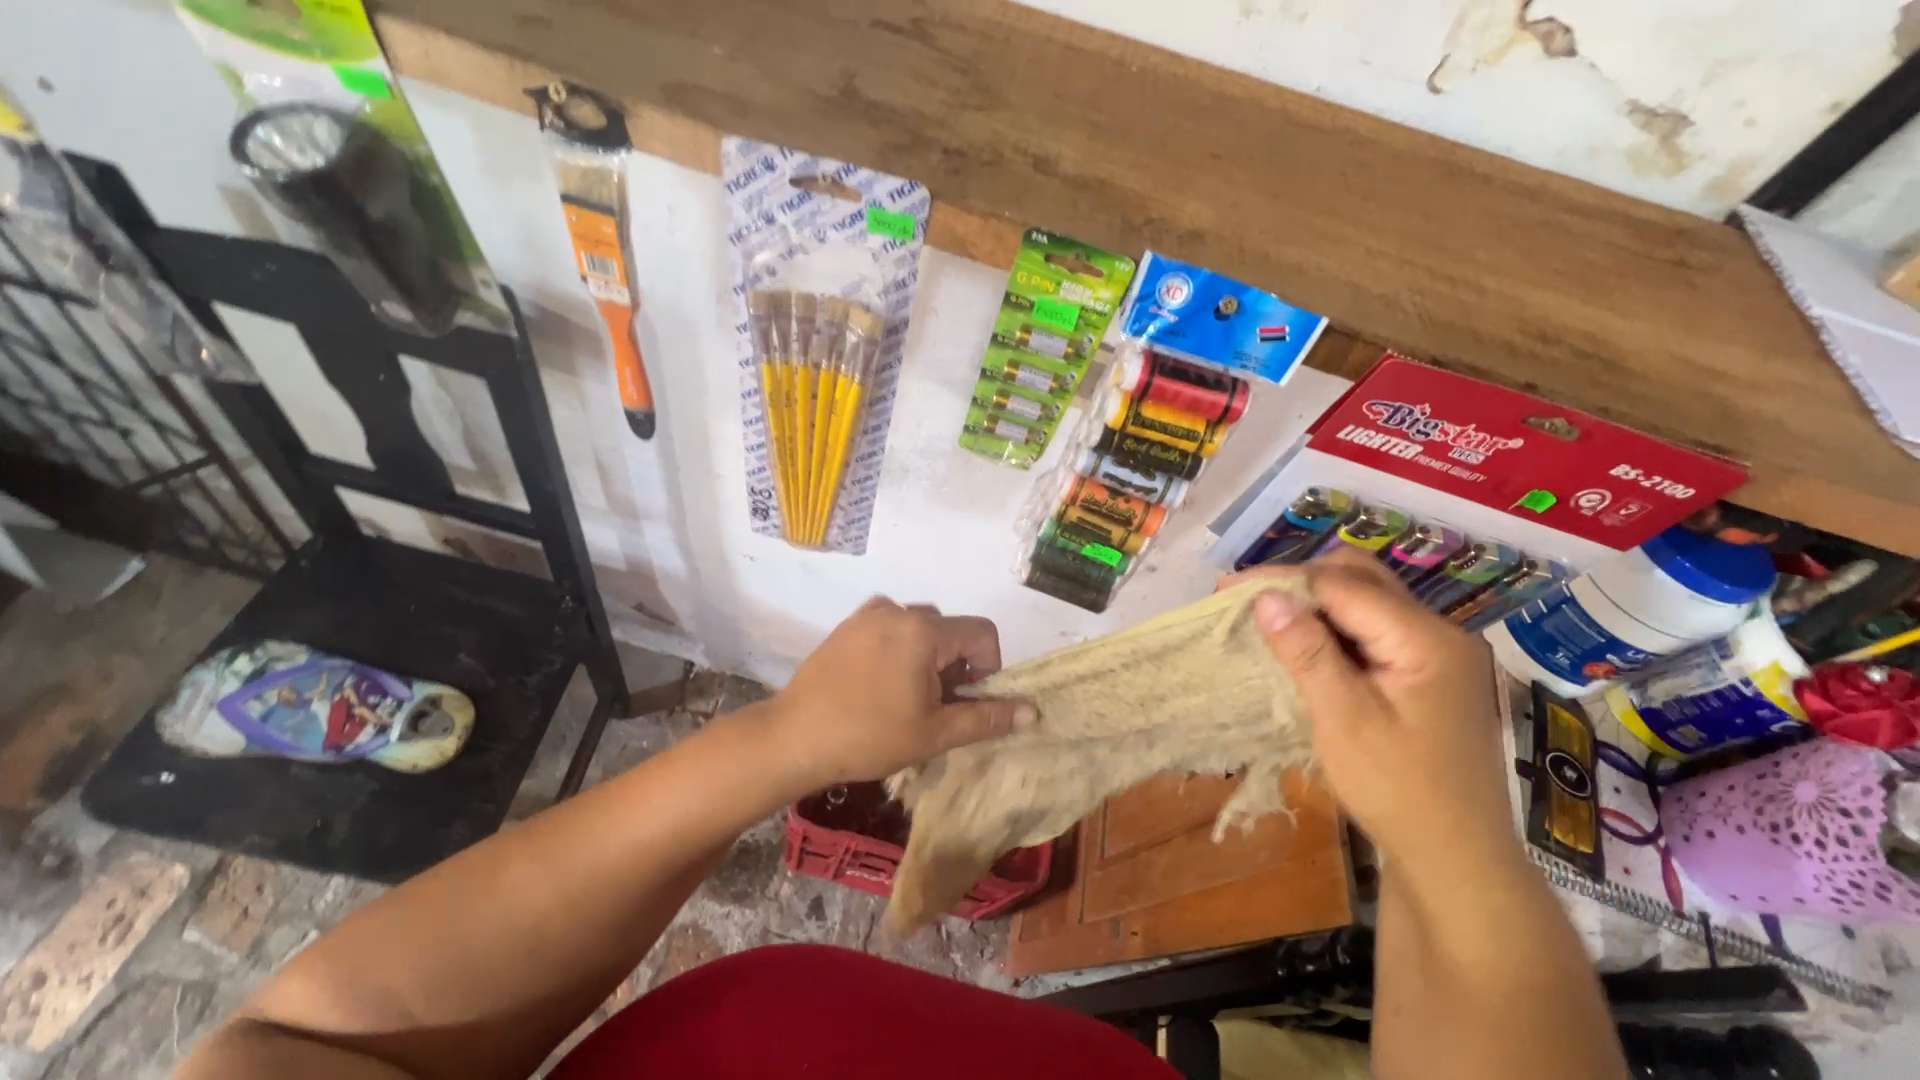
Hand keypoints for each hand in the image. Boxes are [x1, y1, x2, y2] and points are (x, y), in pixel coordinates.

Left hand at [769, 598, 1035, 788]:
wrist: (795, 739)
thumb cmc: (870, 737)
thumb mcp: (935, 733)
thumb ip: (987, 717)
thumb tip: (1033, 711)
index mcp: (924, 631)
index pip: (982, 633)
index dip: (987, 668)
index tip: (965, 701)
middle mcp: (897, 611)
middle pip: (949, 629)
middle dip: (955, 664)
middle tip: (934, 705)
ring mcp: (867, 616)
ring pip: (918, 627)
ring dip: (926, 656)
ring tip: (906, 697)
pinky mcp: (845, 627)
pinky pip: (888, 628)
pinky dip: (898, 648)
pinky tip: (879, 683)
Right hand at [1230, 550, 1517, 872]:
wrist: (1456, 857)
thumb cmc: (1397, 791)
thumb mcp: (1343, 720)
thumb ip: (1307, 652)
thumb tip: (1266, 596)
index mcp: (1425, 638)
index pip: (1342, 585)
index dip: (1282, 581)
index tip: (1226, 590)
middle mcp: (1439, 632)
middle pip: (1361, 579)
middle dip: (1299, 582)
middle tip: (1243, 602)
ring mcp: (1438, 652)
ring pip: (1368, 601)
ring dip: (1316, 604)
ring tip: (1266, 619)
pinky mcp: (1429, 673)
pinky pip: (1376, 630)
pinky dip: (1336, 629)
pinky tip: (1304, 645)